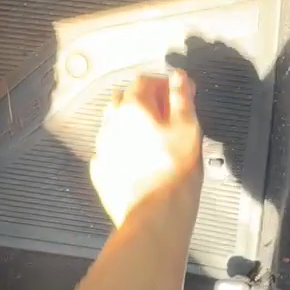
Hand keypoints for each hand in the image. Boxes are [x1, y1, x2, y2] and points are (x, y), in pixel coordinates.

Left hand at [89, 71, 202, 227]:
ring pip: (115, 122)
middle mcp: (111, 123)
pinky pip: (111, 148)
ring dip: (132, 122)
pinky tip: (140, 157)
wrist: (155, 213)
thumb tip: (178, 77)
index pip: (146, 80)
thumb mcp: (189, 127)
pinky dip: (123, 146)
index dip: (165, 83)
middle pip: (125, 98)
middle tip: (169, 114)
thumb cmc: (175, 170)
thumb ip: (182, 97)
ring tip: (154, 137)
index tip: (181, 92)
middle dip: (146, 100)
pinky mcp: (101, 169)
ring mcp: (103, 147)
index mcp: (133, 107)